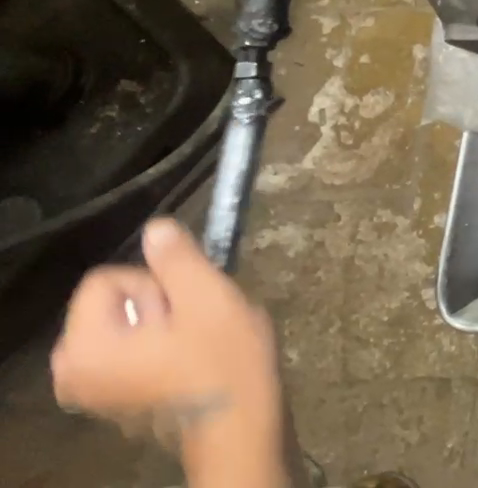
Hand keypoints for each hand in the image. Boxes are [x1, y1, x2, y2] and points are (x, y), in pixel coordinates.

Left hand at [52, 219, 287, 477]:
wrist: (237, 419)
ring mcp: (85, 387)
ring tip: (197, 340)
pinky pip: (125, 350)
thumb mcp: (212, 299)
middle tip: (197, 324)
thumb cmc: (225, 358)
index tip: (189, 304)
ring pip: (123, 324)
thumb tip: (157, 227)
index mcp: (86, 344)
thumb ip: (179, 261)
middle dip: (159, 303)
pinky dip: (156, 346)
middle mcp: (70, 368)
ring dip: (162, 323)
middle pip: (112, 302)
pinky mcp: (106, 397)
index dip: (155, 281)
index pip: (105, 280)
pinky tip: (187, 359)